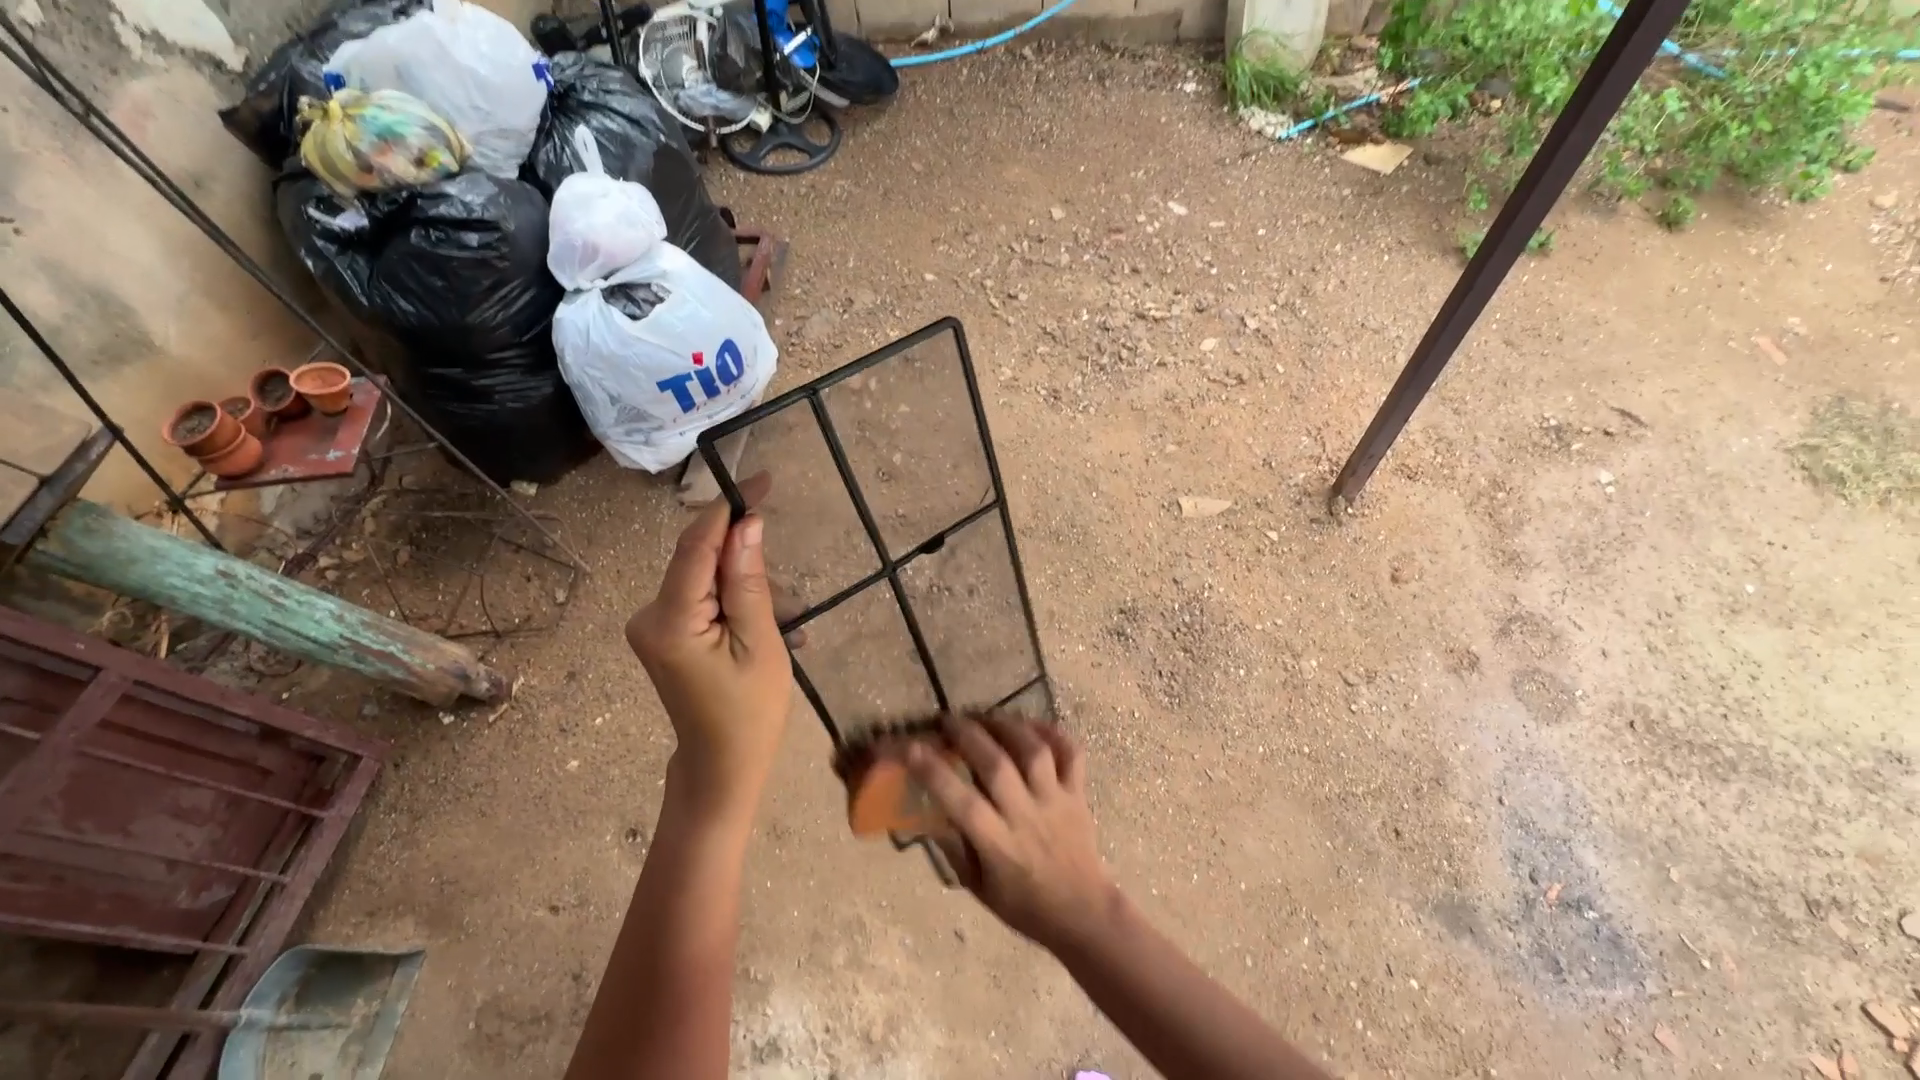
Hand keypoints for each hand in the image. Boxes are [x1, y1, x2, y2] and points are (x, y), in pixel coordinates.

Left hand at [626, 473, 790, 813]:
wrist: (721, 768)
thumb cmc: (750, 714)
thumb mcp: (762, 644)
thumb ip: (750, 581)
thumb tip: (748, 524)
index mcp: (670, 620)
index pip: (696, 545)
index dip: (728, 508)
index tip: (763, 479)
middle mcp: (648, 615)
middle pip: (700, 560)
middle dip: (747, 562)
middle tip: (790, 595)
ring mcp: (651, 625)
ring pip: (705, 579)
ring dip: (748, 589)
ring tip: (787, 625)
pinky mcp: (662, 633)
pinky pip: (701, 598)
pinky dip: (736, 604)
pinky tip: (767, 629)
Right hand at [907, 715, 1119, 952]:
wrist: (1084, 914)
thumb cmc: (1024, 905)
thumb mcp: (978, 886)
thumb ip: (954, 847)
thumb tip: (927, 811)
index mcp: (999, 845)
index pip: (961, 802)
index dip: (934, 772)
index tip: (911, 747)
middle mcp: (1027, 817)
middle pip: (997, 766)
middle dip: (968, 735)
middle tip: (947, 720)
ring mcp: (1056, 801)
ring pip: (1034, 752)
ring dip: (1007, 727)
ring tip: (986, 716)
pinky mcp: (1078, 794)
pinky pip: (1071, 754)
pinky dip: (1053, 732)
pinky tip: (1031, 725)